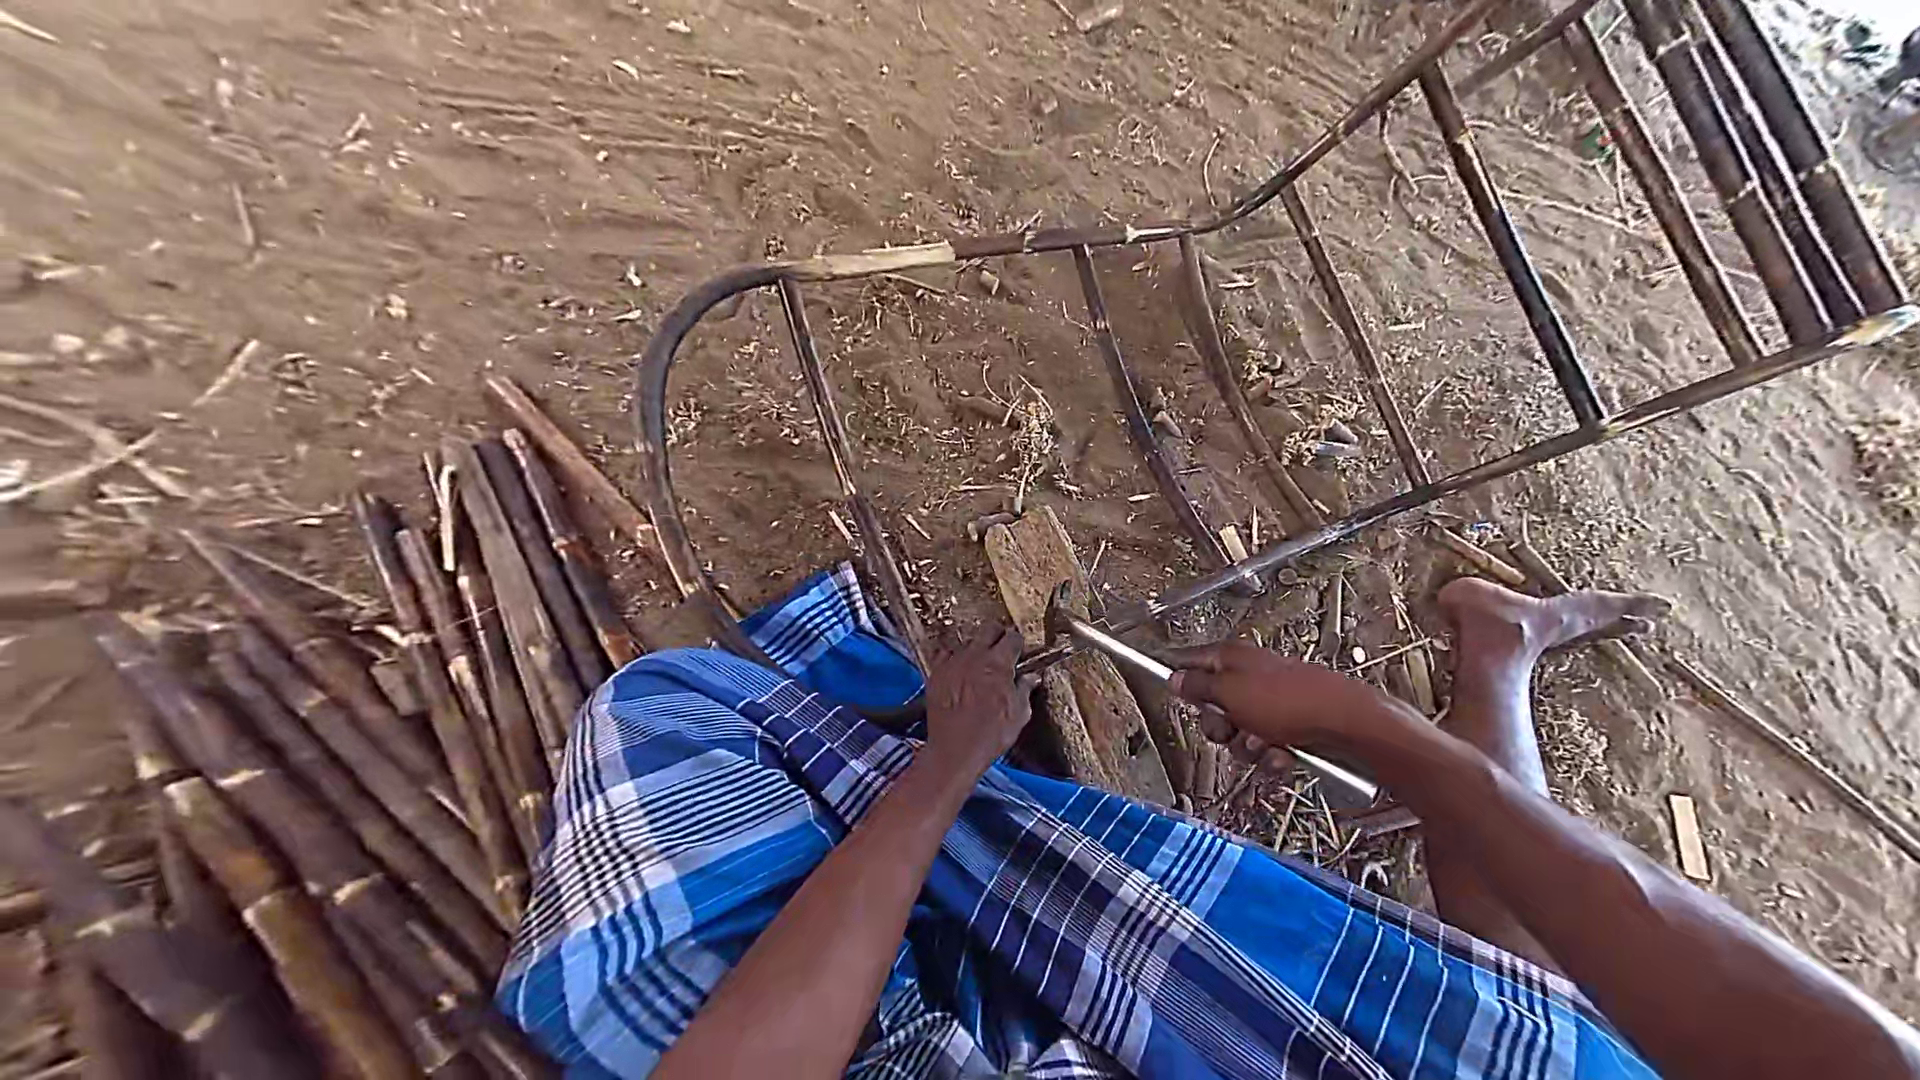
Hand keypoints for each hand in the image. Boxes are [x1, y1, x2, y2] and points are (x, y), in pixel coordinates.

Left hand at [921, 624, 1037, 777]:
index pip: (1012, 637)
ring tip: (978, 664)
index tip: (1018, 649)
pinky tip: (957, 670)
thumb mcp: (1019, 714)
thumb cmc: (990, 735)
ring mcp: (953, 662)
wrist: (955, 750)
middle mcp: (975, 656)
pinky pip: (944, 654)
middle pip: (988, 629)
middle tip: (1001, 648)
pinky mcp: (936, 673)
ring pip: (967, 642)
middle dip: (997, 635)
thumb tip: (1031, 678)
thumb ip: (1024, 690)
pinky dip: (952, 658)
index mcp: (999, 663)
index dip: (1017, 642)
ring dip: (975, 649)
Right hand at [1168, 640, 1424, 761]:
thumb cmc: (1288, 701)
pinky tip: (1282, 753)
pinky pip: (1262, 746)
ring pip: (1236, 732)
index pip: (1189, 661)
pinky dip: (1270, 755)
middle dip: (1219, 726)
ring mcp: (1269, 703)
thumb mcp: (1229, 692)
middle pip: (1212, 706)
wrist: (1347, 725)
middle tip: (1230, 727)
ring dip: (1245, 745)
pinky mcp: (1288, 728)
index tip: (1162, 684)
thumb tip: (1174, 678)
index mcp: (1231, 658)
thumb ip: (1196, 687)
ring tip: (1264, 743)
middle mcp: (1249, 677)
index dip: (1176, 676)